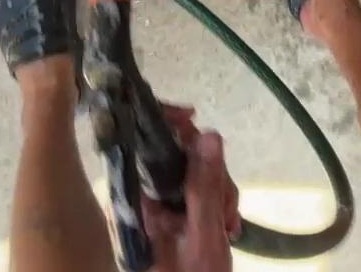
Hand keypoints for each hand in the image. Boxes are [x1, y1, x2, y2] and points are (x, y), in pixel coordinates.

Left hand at [144, 106, 239, 271]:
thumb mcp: (203, 242)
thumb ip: (205, 189)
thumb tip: (208, 134)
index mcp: (134, 206)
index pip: (143, 144)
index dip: (166, 123)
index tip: (194, 118)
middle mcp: (139, 204)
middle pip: (175, 157)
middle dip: (209, 172)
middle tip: (226, 207)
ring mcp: (154, 214)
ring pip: (191, 173)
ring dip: (217, 191)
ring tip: (227, 224)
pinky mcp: (169, 222)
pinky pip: (194, 193)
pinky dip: (215, 204)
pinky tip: (225, 226)